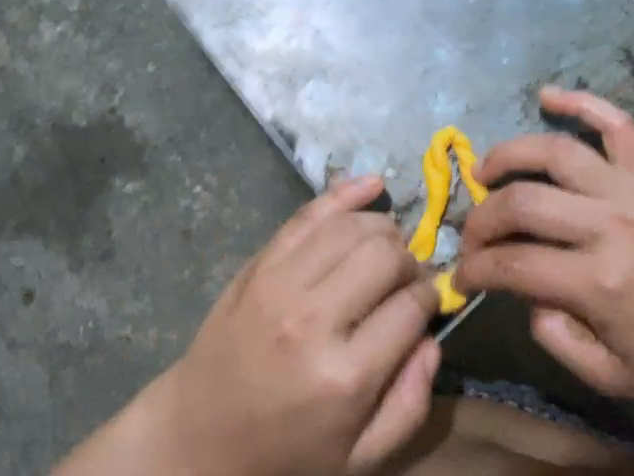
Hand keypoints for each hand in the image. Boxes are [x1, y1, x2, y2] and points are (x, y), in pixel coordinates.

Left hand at [130, 175, 441, 475]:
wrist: (200, 435)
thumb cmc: (287, 451)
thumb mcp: (358, 458)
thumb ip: (409, 405)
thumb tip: (433, 339)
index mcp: (345, 376)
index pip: (410, 307)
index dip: (430, 297)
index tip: (430, 301)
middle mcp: (313, 319)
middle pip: (384, 256)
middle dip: (409, 261)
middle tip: (408, 278)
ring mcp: (280, 284)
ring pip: (350, 227)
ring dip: (382, 229)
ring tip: (390, 248)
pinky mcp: (259, 265)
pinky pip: (308, 214)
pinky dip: (344, 193)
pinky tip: (373, 185)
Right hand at [455, 86, 633, 411]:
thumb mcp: (608, 374)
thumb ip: (552, 334)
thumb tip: (523, 290)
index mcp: (600, 282)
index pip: (512, 264)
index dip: (474, 269)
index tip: (459, 276)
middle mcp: (612, 225)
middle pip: (522, 203)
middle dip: (481, 219)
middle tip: (470, 235)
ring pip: (557, 152)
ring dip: (510, 155)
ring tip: (485, 171)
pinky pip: (617, 125)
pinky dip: (581, 103)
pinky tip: (547, 96)